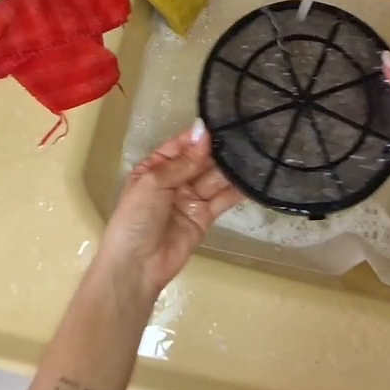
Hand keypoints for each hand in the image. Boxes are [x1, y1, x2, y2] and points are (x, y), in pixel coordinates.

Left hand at [95, 122, 242, 301]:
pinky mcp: (205, 217)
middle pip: (201, 160)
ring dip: (230, 168)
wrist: (137, 266)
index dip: (199, 137)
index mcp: (157, 167)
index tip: (222, 123)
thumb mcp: (154, 183)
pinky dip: (236, 190)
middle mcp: (175, 180)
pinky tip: (251, 178)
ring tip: (252, 153)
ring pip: (214, 177)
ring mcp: (191, 198)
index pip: (182, 145)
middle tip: (244, 135)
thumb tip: (203, 131)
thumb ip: (183, 161)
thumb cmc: (136, 218)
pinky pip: (222, 199)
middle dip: (218, 150)